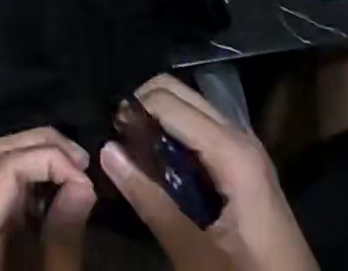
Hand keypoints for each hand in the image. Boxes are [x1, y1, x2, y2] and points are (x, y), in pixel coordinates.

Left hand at [0, 128, 97, 270]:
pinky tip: (61, 193)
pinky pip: (9, 191)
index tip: (85, 180)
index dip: (50, 160)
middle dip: (44, 145)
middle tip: (82, 161)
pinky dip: (37, 181)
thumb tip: (84, 184)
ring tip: (76, 174)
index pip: (7, 167)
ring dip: (42, 159)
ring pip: (3, 167)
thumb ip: (64, 237)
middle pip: (0, 154)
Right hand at [101, 76, 318, 270]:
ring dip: (157, 117)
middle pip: (180, 92)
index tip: (104, 131)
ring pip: (190, 107)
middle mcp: (239, 133)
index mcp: (231, 149)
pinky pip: (201, 128)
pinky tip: (156, 161)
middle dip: (143, 105)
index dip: (133, 110)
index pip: (169, 102)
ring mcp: (243, 145)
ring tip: (128, 146)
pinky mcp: (242, 162)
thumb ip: (150, 200)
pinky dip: (174, 133)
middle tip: (114, 136)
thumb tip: (107, 150)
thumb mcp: (194, 254)